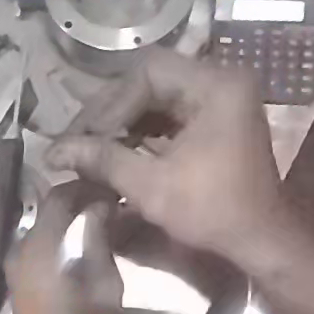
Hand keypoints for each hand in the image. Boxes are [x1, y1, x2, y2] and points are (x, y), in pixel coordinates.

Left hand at [9, 188, 122, 313]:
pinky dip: (59, 233)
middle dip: (79, 198)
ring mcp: (14, 260)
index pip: (59, 196)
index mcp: (41, 247)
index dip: (86, 187)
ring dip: (69, 216)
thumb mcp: (105, 284)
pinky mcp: (16, 272)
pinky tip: (80, 242)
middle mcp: (21, 246)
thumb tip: (104, 206)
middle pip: (49, 206)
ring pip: (44, 222)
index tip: (111, 190)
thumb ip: (100, 239)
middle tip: (109, 202)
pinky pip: (38, 240)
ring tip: (99, 220)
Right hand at [47, 50, 299, 270]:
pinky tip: (117, 149)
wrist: (260, 240)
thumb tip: (53, 151)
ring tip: (92, 145)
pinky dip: (142, 129)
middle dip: (112, 110)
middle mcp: (221, 80)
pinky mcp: (215, 118)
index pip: (148, 73)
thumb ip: (102, 159)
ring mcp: (220, 98)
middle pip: (151, 79)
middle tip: (80, 139)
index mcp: (216, 85)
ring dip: (123, 119)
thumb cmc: (212, 211)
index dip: (110, 103)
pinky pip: (169, 111)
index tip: (85, 137)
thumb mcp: (152, 185)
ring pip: (157, 95)